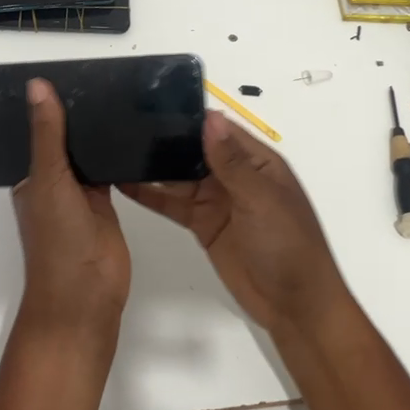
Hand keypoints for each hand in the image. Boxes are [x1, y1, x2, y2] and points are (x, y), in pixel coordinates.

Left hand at [11, 79, 130, 329]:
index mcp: (29, 177)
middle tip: (98, 76)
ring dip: (97, 133)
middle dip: (74, 116)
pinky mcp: (106, 203)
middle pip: (64, 141)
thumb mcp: (49, 179)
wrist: (86, 295)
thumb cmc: (58, 240)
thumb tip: (37, 86)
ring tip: (117, 92)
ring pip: (88, 154)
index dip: (44, 107)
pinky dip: (118, 153)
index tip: (61, 71)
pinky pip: (110, 170)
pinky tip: (132, 128)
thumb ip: (47, 134)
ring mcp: (80, 194)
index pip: (35, 134)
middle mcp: (52, 182)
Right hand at [122, 112, 348, 333]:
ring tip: (115, 149)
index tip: (152, 103)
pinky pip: (172, 204)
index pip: (219, 129)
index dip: (190, 118)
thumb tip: (208, 119)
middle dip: (166, 139)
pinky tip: (123, 182)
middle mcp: (235, 176)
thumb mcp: (261, 200)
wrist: (295, 306)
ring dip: (153, 165)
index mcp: (257, 162)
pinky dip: (150, 194)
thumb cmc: (288, 246)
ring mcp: (217, 200)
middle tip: (123, 124)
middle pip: (195, 150)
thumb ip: (231, 162)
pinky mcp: (202, 224)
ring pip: (179, 176)